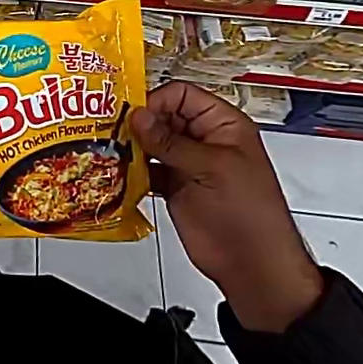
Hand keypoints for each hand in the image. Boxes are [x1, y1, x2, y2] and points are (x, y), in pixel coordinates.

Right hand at [133, 81, 323, 331]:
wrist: (253, 267)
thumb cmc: (248, 213)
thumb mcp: (210, 169)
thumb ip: (171, 142)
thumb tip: (138, 116)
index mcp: (222, 124)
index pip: (182, 95)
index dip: (157, 101)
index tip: (133, 115)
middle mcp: (203, 139)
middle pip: (164, 116)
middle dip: (140, 123)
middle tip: (111, 130)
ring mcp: (188, 163)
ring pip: (153, 142)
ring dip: (133, 146)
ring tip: (110, 149)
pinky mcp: (175, 186)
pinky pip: (149, 169)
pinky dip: (134, 170)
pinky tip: (118, 172)